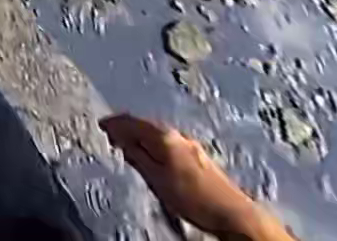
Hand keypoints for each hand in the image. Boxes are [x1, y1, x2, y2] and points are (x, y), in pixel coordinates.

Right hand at [100, 116, 288, 240]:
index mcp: (163, 135)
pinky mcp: (198, 156)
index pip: (131, 121)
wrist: (234, 214)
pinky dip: (154, 144)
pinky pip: (167, 142)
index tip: (101, 125)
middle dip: (126, 128)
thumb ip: (137, 157)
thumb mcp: (157, 180)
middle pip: (144, 124)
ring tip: (129, 146)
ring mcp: (188, 144)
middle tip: (111, 136)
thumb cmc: (193, 198)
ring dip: (140, 136)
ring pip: (156, 133)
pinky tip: (154, 155)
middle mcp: (175, 134)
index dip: (114, 122)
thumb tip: (121, 140)